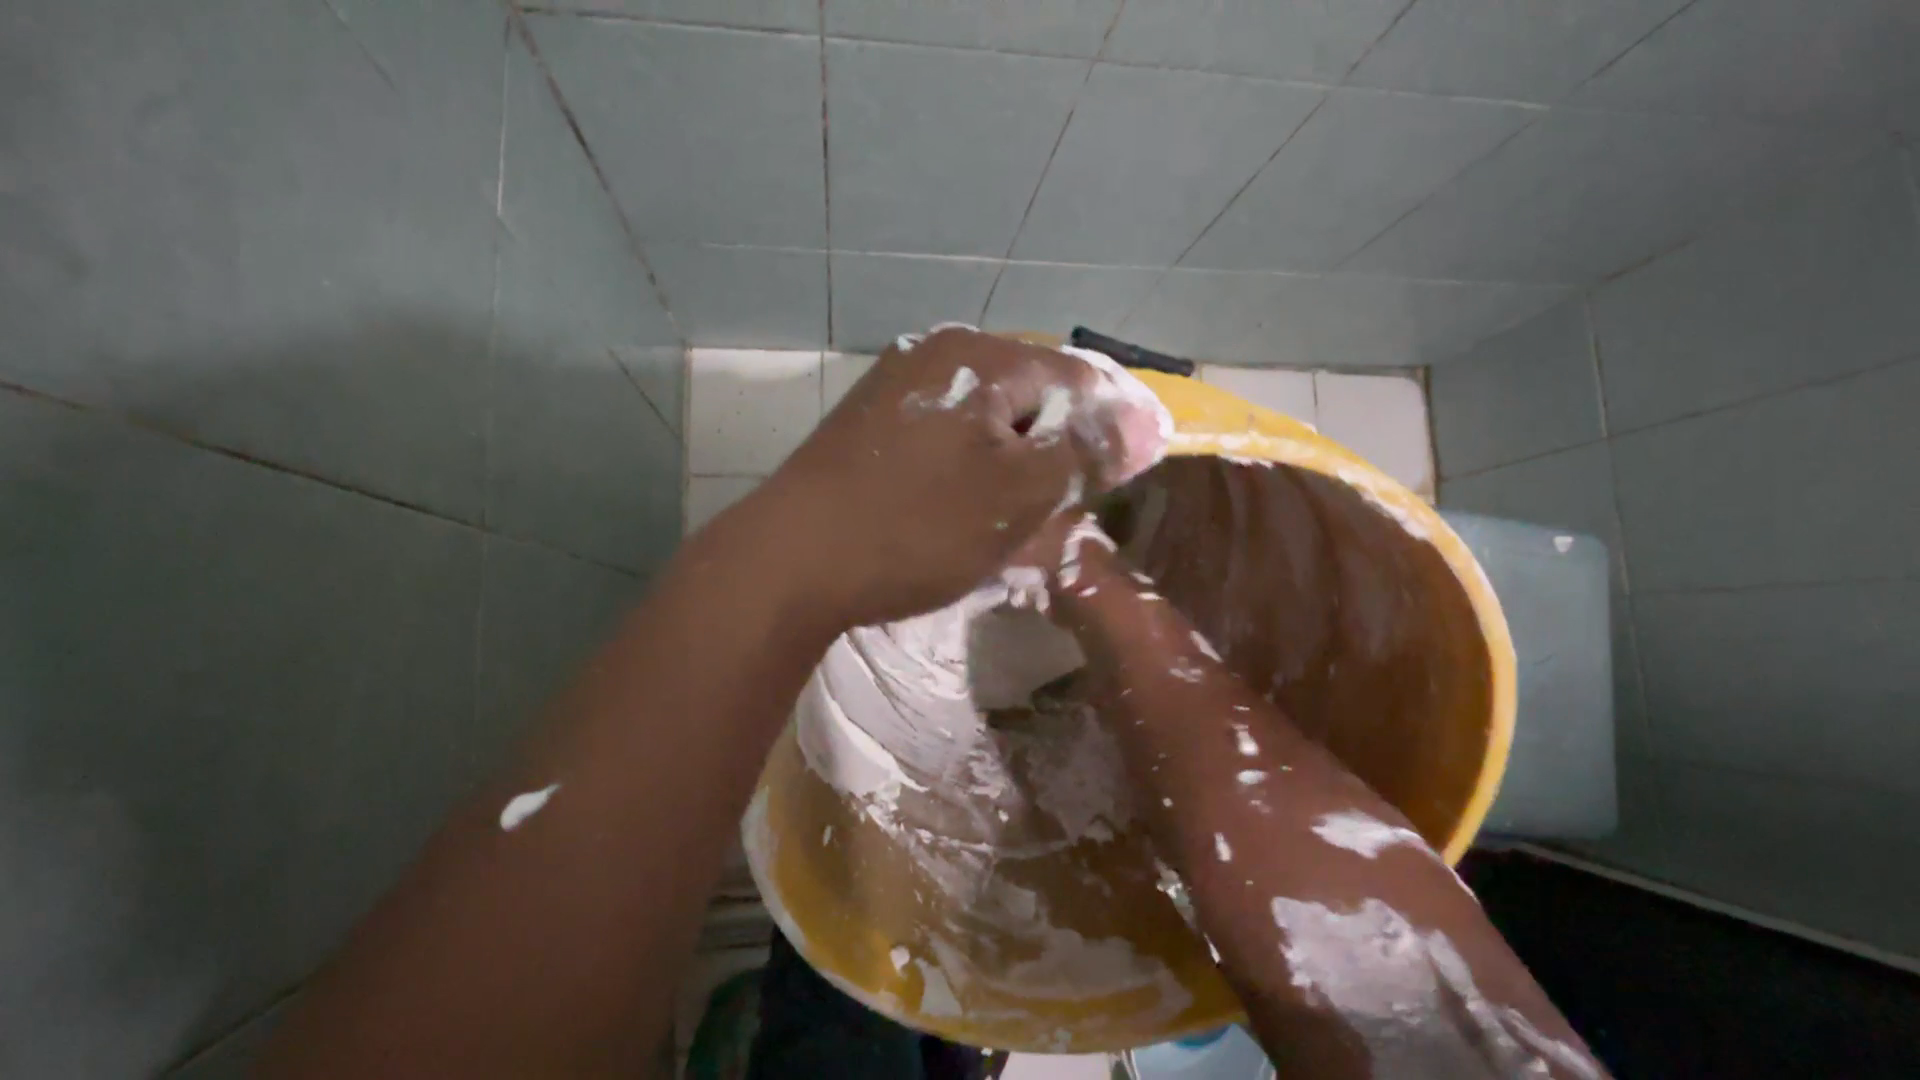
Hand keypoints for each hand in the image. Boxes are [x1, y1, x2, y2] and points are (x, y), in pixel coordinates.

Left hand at [758, 327, 1163, 628]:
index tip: (1134, 471)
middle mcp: (934, 358)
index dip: (1114, 422)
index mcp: (976, 357)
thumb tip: (1145, 424)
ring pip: (986, 426)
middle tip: (1074, 507)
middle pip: (1028, 398)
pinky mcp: (871, 433)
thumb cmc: (914, 526)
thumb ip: (1085, 453)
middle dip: (1060, 451)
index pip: (1074, 377)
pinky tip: (971, 516)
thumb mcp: (1016, 494)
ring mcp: (896, 394)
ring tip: (1025, 522)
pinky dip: (972, 477)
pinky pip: (946, 445)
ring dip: (1015, 470)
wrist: (789, 563)